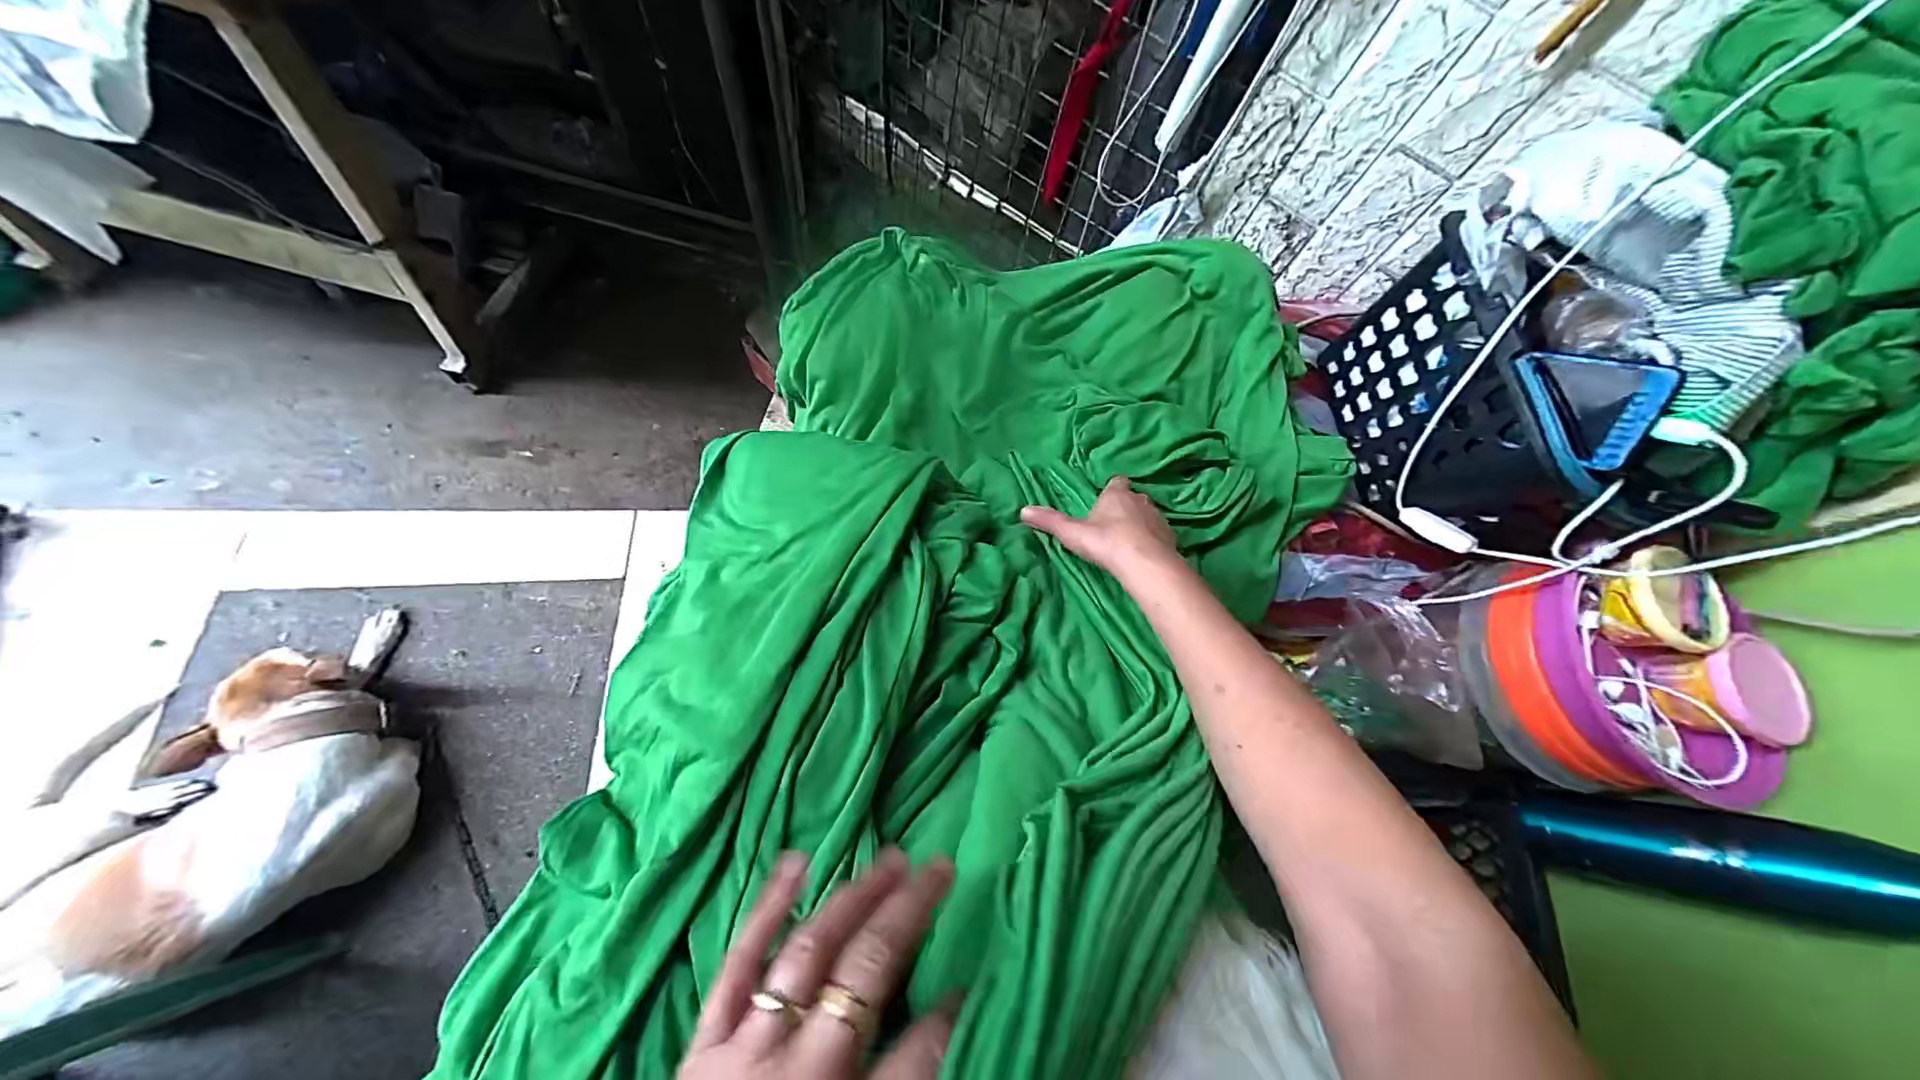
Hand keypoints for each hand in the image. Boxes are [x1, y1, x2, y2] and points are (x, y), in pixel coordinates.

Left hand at [679, 850, 957, 1079]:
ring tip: (890, 858)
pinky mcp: (705, 1039)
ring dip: (853, 898)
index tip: (971, 975)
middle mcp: (797, 1064)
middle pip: (863, 972)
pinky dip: (768, 909)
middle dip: (906, 914)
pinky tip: (795, 863)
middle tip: (939, 867)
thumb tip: (946, 1023)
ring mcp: (745, 1045)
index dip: (948, 1013)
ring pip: (809, 951)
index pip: (914, 1053)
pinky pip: (739, 964)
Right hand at [1020, 477, 1181, 581]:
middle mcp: (1140, 500)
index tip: (1105, 499)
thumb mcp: (1072, 532)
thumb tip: (1023, 511)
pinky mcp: (1170, 537)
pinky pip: (1159, 535)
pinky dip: (1152, 541)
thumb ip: (1050, 521)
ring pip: (1148, 516)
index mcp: (1116, 494)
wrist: (1144, 562)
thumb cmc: (1106, 541)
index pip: (1116, 482)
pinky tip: (1144, 554)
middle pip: (1133, 499)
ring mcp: (1158, 518)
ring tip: (1128, 541)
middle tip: (1113, 524)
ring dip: (1140, 524)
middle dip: (1125, 508)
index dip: (1111, 490)